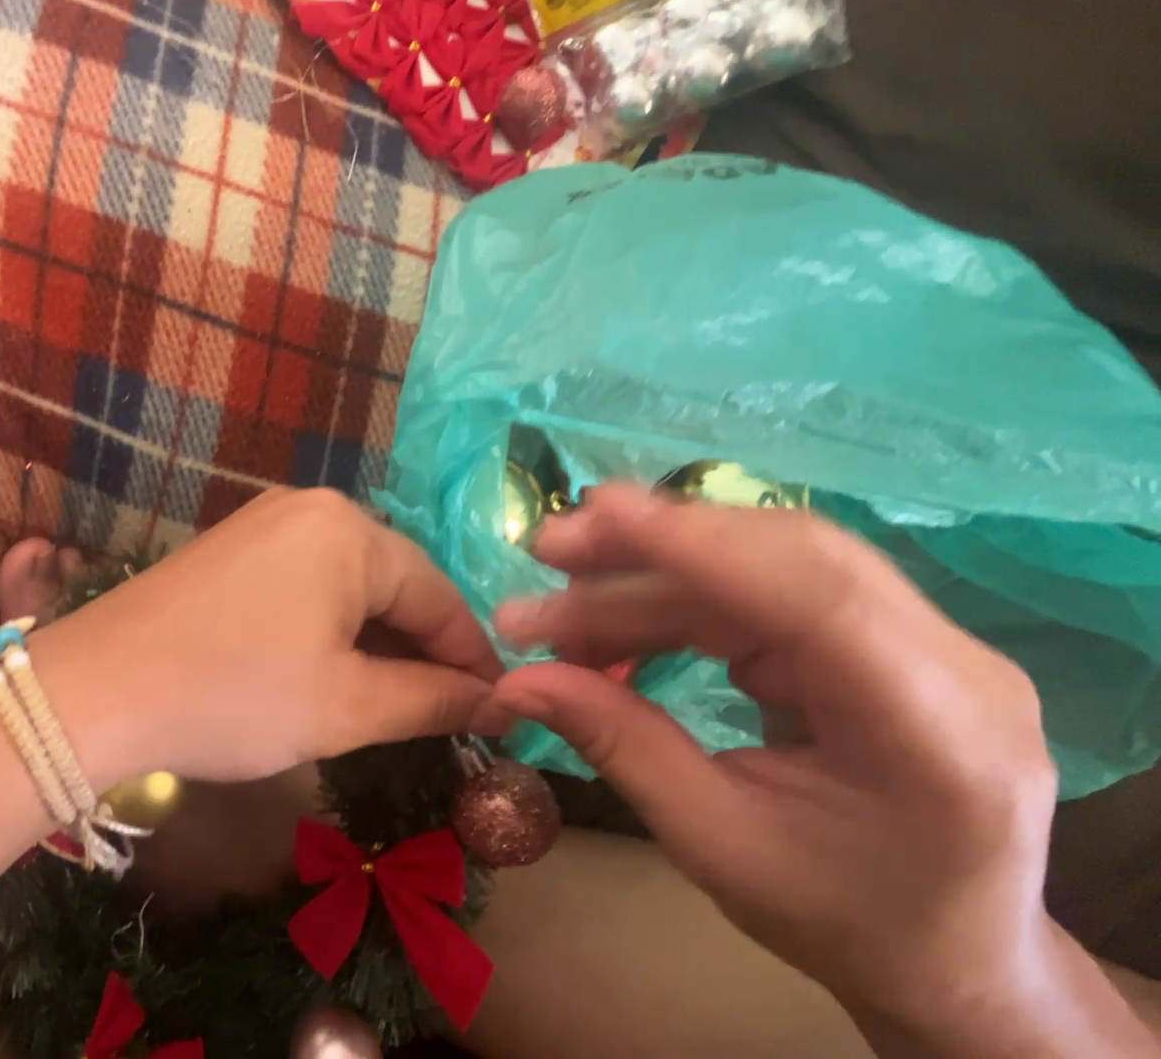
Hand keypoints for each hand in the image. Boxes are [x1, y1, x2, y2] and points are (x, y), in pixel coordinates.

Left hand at [30, 488, 510, 786]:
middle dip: (421, 652)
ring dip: (374, 644)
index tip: (500, 712)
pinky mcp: (228, 550)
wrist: (97, 689)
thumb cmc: (234, 695)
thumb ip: (434, 700)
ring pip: (346, 586)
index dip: (473, 660)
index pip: (438, 596)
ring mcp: (261, 524)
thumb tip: (500, 703)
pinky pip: (303, 585)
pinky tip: (329, 672)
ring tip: (392, 704)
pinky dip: (327, 630)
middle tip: (446, 717)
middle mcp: (308, 508)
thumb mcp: (348, 707)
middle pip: (393, 584)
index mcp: (349, 530)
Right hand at [489, 485, 1063, 1038]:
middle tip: (548, 548)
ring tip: (559, 585)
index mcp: (936, 733)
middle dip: (659, 543)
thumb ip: (620, 744)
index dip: (703, 546)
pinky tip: (615, 615)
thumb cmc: (836, 914)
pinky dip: (679, 595)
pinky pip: (766, 589)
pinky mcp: (878, 635)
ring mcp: (920, 640)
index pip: (820, 600)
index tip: (598, 512)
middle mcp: (947, 664)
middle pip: (792, 561)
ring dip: (656, 568)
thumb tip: (514, 680)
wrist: (946, 951)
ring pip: (770, 564)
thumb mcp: (713, 841)